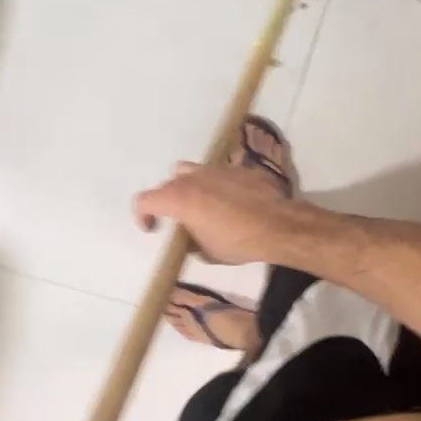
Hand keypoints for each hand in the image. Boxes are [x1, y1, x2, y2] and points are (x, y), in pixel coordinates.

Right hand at [133, 161, 315, 265]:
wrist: (277, 225)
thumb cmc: (238, 242)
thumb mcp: (208, 252)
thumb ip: (192, 241)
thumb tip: (192, 239)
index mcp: (179, 199)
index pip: (144, 200)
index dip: (142, 215)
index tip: (152, 229)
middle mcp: (193, 178)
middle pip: (168, 185)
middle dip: (168, 202)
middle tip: (180, 221)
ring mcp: (216, 169)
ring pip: (191, 171)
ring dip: (189, 187)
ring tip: (202, 206)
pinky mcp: (238, 168)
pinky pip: (219, 174)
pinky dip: (217, 186)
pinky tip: (231, 202)